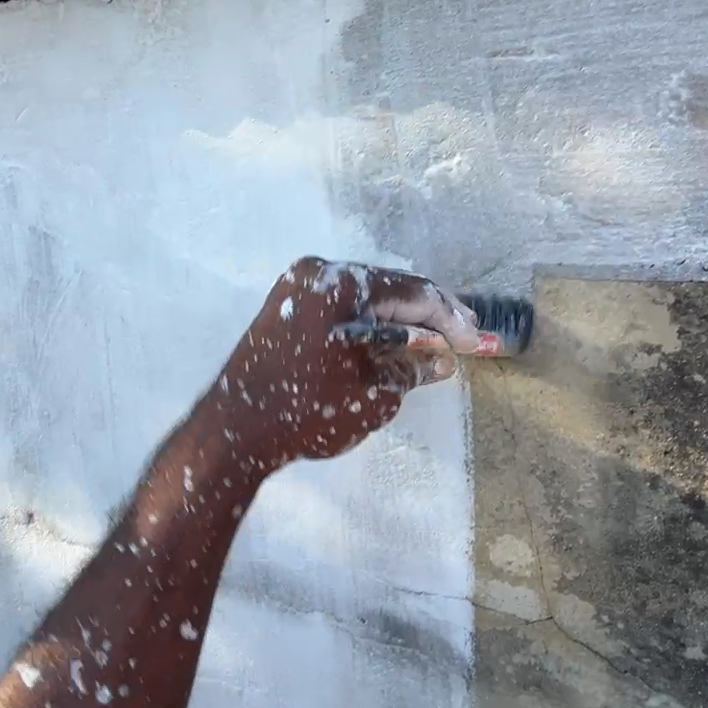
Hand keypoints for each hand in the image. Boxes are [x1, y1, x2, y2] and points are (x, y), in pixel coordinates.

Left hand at [206, 257, 479, 468]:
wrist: (232, 432)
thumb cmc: (304, 413)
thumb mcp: (372, 397)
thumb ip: (412, 371)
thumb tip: (442, 363)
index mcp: (338, 285)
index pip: (410, 293)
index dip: (450, 318)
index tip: (476, 341)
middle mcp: (317, 274)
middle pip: (388, 290)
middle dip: (428, 316)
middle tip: (465, 336)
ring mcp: (298, 289)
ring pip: (366, 300)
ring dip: (400, 321)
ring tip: (436, 342)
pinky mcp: (288, 309)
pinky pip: (343, 310)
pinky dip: (371, 326)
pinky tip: (395, 342)